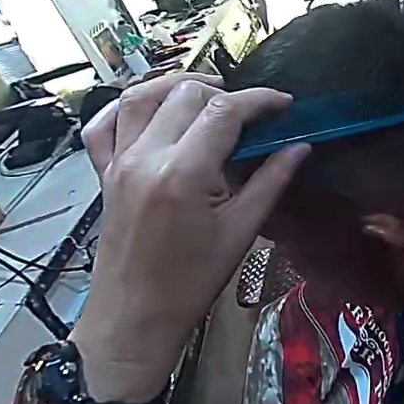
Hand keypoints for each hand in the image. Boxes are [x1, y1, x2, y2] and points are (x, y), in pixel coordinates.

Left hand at [71, 74, 308, 400]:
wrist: (134, 318)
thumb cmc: (193, 279)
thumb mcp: (243, 230)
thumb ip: (272, 180)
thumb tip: (301, 146)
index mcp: (184, 173)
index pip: (224, 110)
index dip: (259, 99)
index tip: (284, 105)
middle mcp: (145, 157)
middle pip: (186, 94)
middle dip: (226, 92)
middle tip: (253, 112)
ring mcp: (117, 162)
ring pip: (141, 96)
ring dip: (179, 85)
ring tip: (211, 94)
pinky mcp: (103, 173)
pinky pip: (103, 124)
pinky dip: (128, 106)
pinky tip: (155, 111)